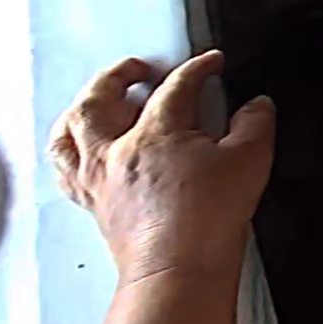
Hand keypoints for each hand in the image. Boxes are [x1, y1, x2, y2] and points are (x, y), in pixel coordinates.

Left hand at [49, 51, 275, 286]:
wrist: (180, 261)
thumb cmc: (211, 212)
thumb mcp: (253, 155)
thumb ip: (256, 121)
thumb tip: (256, 105)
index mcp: (154, 134)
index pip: (175, 88)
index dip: (198, 68)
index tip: (213, 61)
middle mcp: (114, 152)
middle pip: (97, 102)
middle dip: (117, 77)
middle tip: (137, 66)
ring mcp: (96, 178)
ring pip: (67, 133)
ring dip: (80, 108)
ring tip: (98, 99)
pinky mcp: (93, 201)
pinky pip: (66, 167)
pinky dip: (71, 148)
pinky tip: (84, 148)